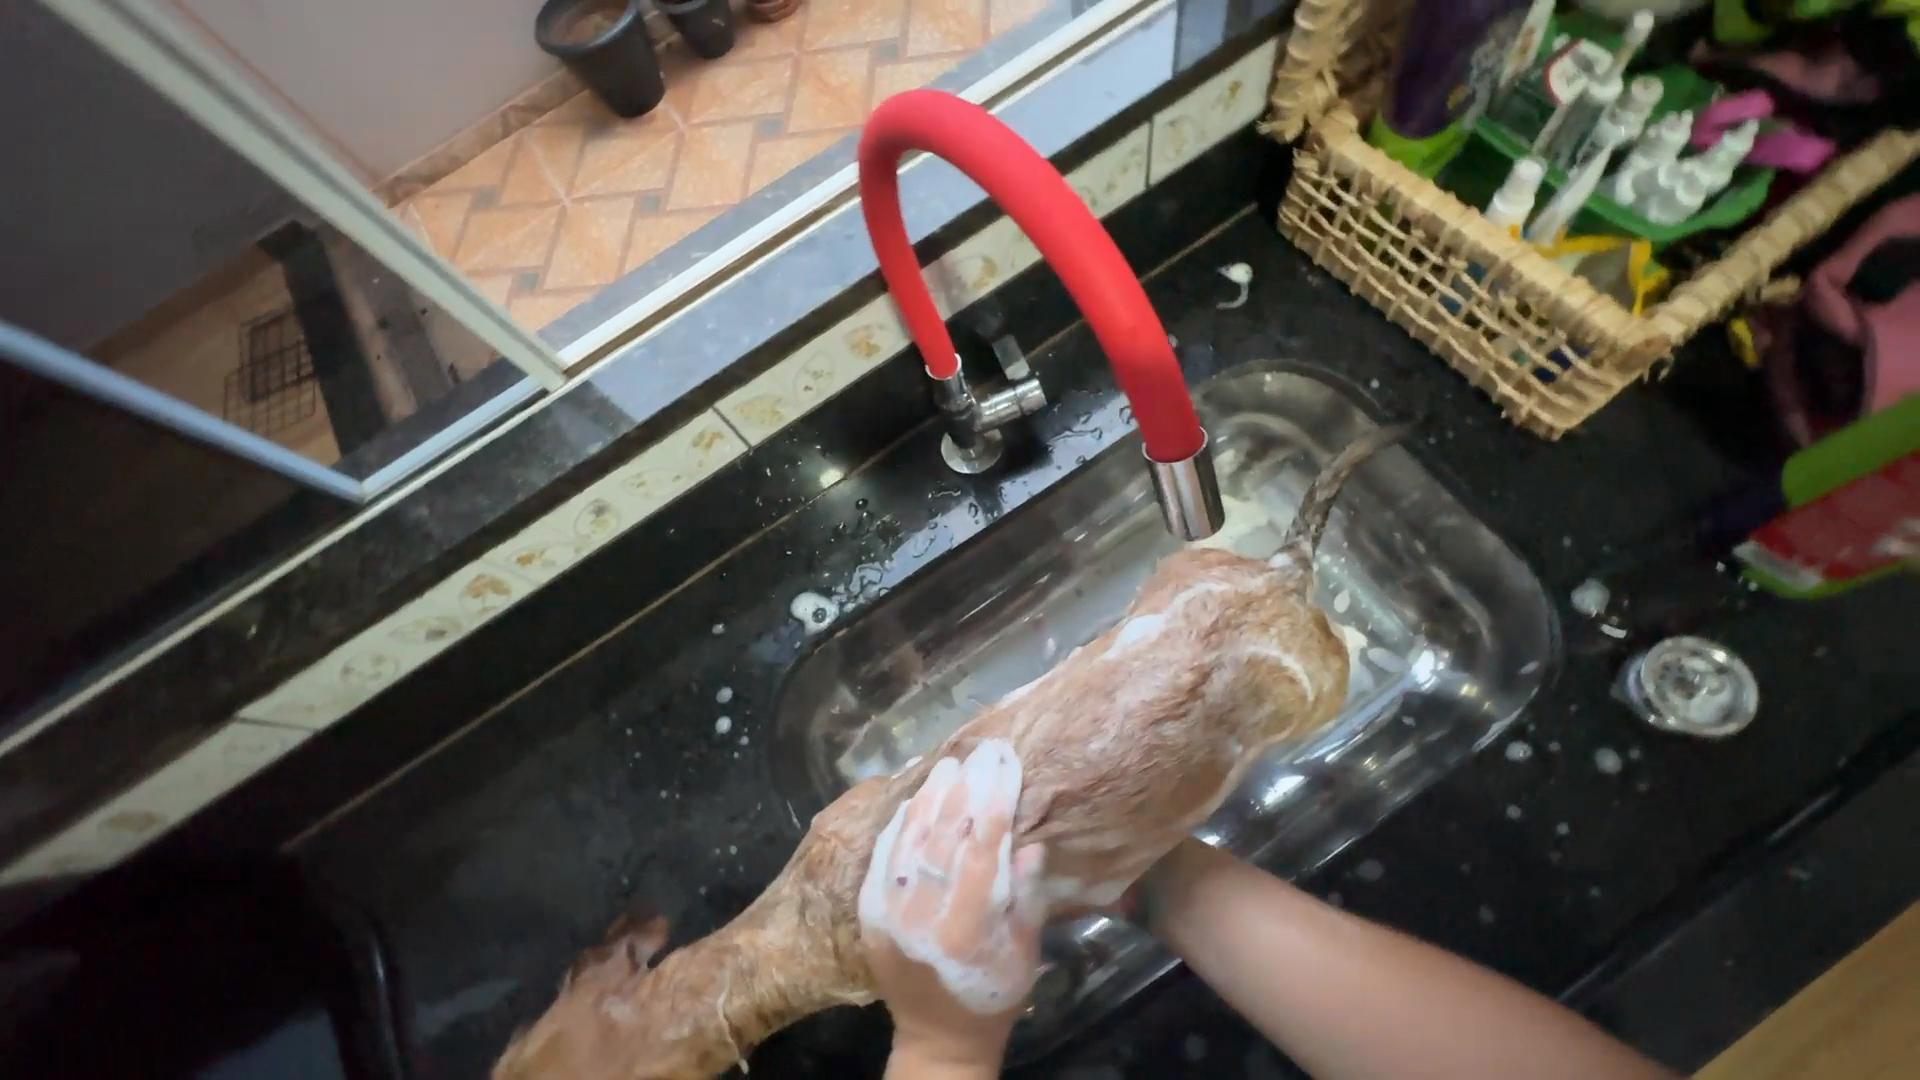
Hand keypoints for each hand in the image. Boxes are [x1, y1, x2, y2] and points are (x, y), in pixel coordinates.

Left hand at [858, 739, 1047, 1071]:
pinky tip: (915, 796)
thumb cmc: (993, 992)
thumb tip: (1032, 841)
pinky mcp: (870, 908)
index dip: (997, 797)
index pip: (985, 843)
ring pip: (912, 835)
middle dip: (967, 785)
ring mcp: (891, 906)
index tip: (1007, 760)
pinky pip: (884, 853)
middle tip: (982, 750)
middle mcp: (925, 909)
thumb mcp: (1025, 950)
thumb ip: (1027, 896)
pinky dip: (900, 821)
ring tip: (950, 764)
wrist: (937, 1037)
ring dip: (931, 795)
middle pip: (947, 831)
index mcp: (969, 922)